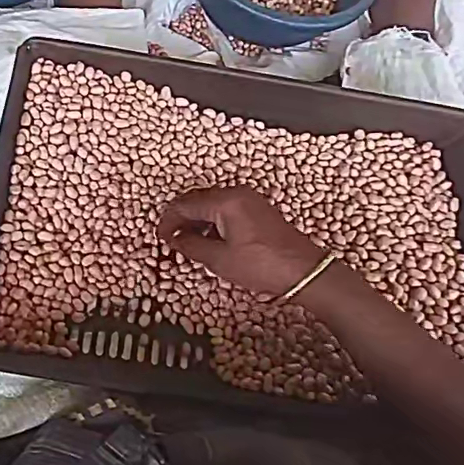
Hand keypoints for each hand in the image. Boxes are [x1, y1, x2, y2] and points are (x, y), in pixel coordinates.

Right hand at [158, 186, 328, 297]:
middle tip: (171, 239)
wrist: (303, 271)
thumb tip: (174, 239)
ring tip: (188, 243)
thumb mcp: (219, 259)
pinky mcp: (259, 210)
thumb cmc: (261, 265)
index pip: (185, 204)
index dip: (169, 220)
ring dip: (197, 221)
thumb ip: (191, 245)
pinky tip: (210, 240)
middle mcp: (237, 193)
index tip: (160, 236)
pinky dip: (214, 221)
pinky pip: (227, 209)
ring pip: (213, 204)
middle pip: (198, 200)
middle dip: (181, 218)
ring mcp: (250, 200)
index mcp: (225, 201)